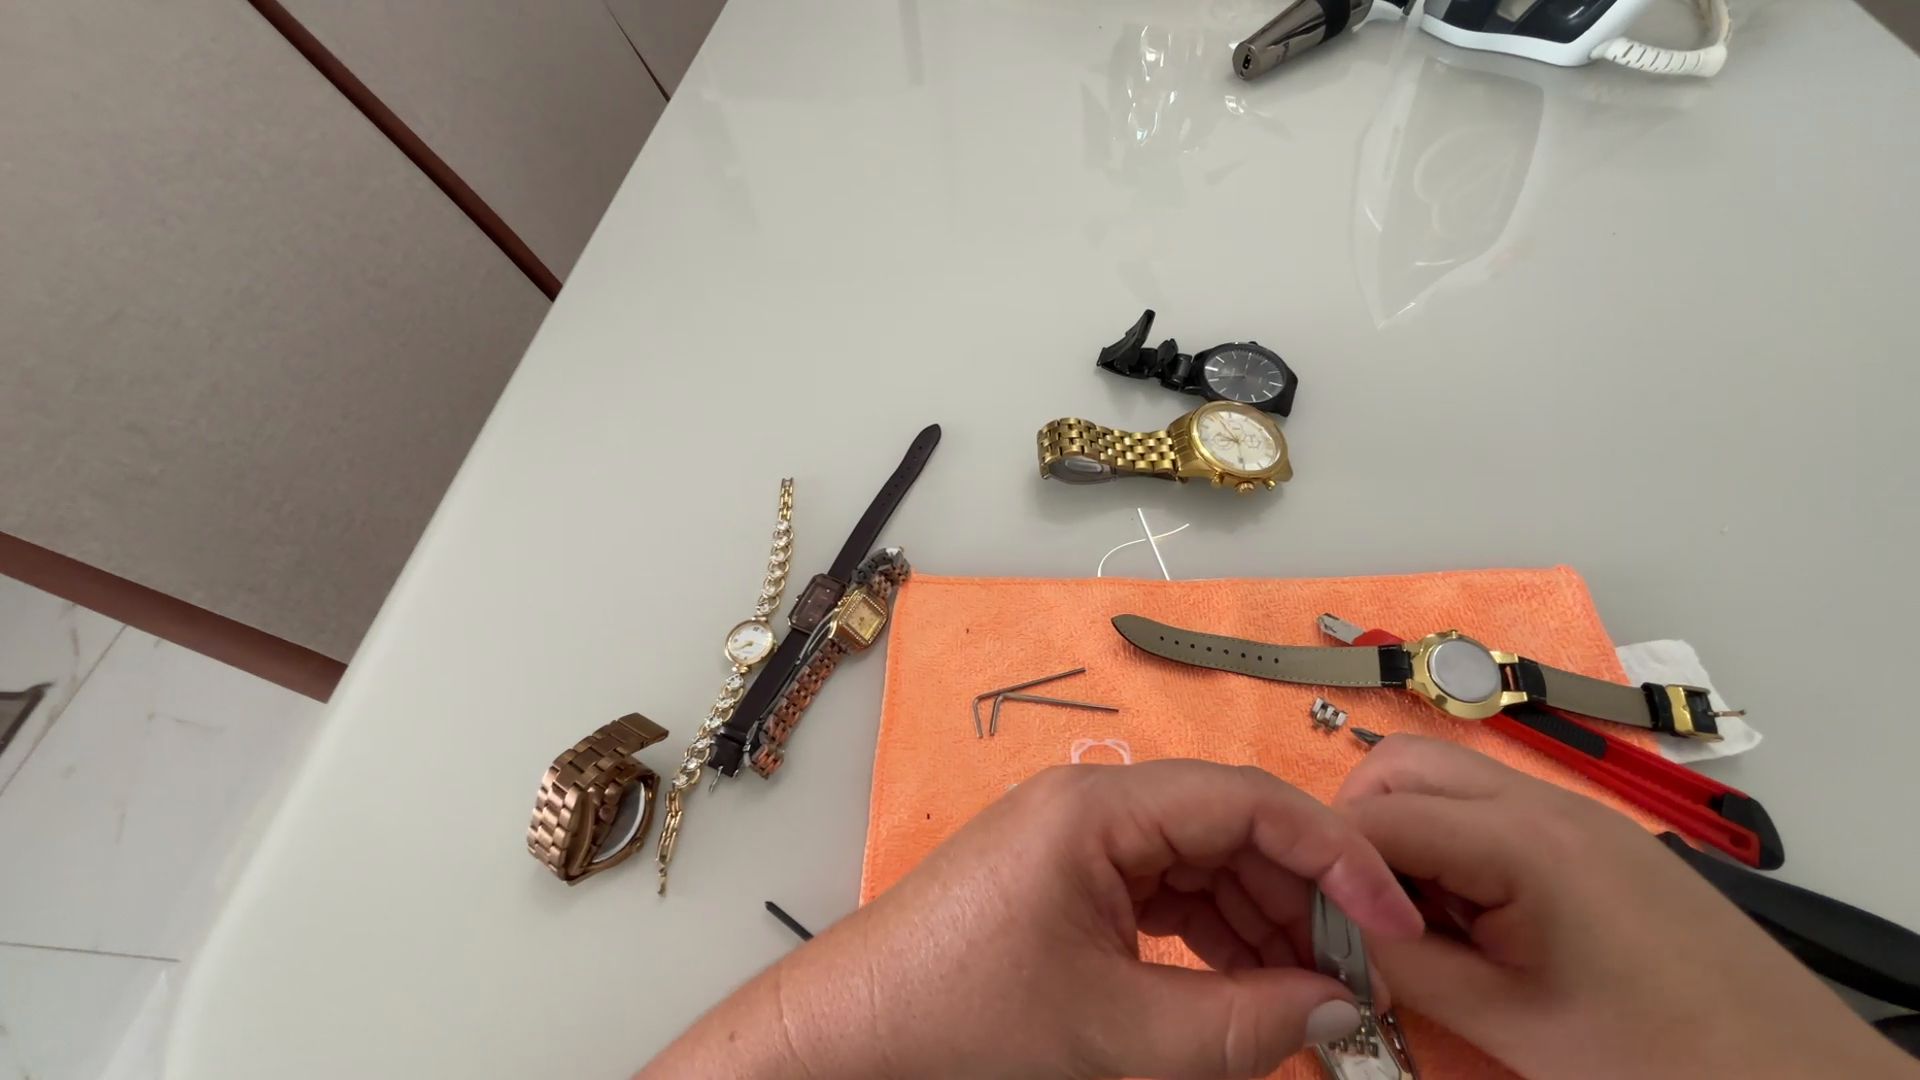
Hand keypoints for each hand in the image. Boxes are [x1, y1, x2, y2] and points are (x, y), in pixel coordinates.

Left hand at [639, 761, 1422, 1079]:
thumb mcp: (1118, 1033)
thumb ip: (1244, 1023)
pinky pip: (1161, 892)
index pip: (1244, 800)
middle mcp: (1091, 804)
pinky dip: (1210, 936)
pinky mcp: (1067, 875)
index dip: (1334, 854)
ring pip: (1198, 862)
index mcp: (1099, 807)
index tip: (1395, 923)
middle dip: (1299, 898)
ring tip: (1309, 995)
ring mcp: (1077, 838)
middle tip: (1359, 978)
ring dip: (1258, 922)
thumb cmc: (967, 1017)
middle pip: (1225, 828)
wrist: (854, 1033)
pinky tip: (1244, 986)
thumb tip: (1342, 1009)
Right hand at [1336, 736, 1918, 1079]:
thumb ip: (1400, 957)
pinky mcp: (1594, 831)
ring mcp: (1574, 809)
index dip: (1332, 856)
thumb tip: (1336, 920)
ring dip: (1404, 823)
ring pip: (1442, 773)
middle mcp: (1542, 799)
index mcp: (1522, 839)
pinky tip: (1472, 905)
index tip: (1319, 907)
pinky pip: (1487, 803)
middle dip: (1360, 819)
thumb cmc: (1658, 1065)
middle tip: (1363, 896)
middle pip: (1402, 763)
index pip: (1380, 813)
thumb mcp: (1506, 1020)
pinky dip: (1451, 835)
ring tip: (1417, 904)